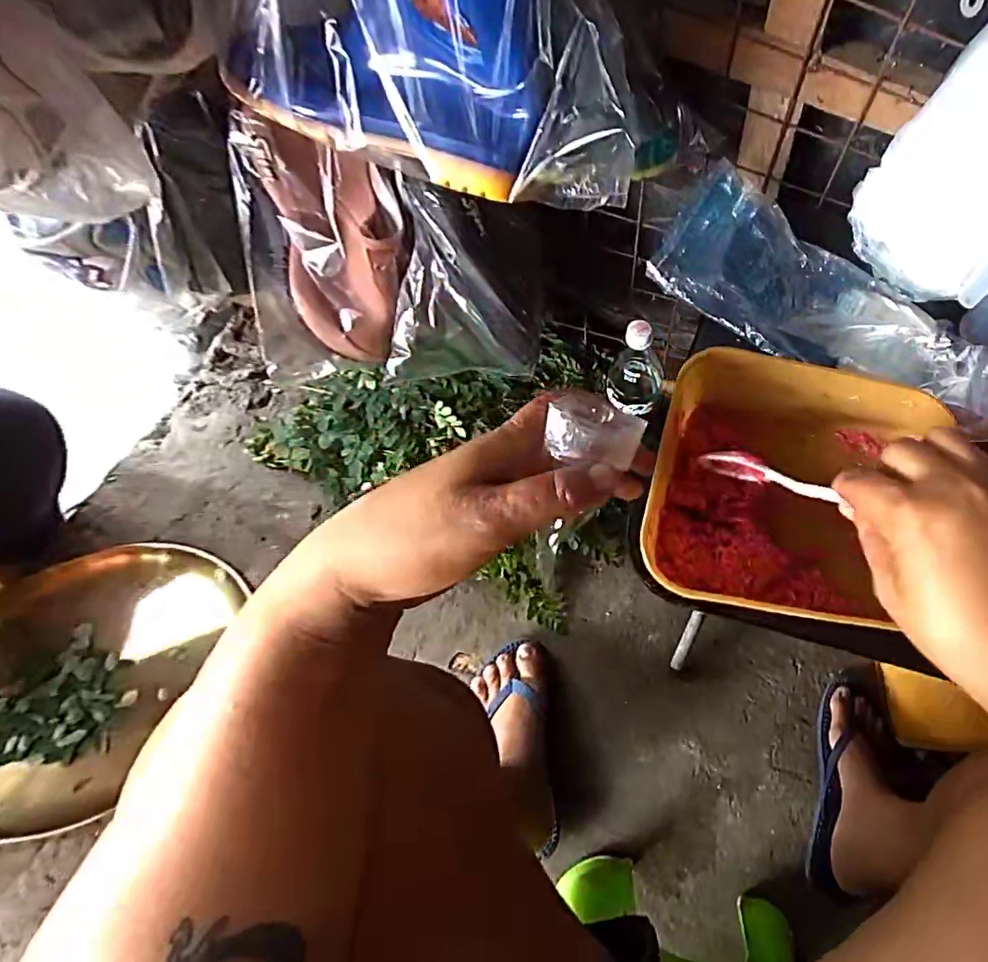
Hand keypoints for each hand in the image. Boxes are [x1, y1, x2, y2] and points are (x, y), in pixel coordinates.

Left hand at [276, 393, 651, 607]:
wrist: (344, 578)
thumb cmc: (413, 538)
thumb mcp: (488, 518)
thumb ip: (550, 496)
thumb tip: (611, 472)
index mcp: (503, 447)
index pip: (557, 408)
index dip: (596, 409)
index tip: (632, 432)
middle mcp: (503, 459)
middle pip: (566, 439)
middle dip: (608, 449)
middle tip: (643, 475)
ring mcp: (493, 486)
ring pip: (556, 467)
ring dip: (593, 474)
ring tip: (627, 494)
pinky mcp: (487, 512)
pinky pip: (542, 492)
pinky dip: (571, 495)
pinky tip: (583, 510)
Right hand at [834, 430, 987, 741]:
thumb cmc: (955, 636)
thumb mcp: (895, 597)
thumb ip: (873, 543)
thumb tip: (860, 511)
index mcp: (910, 512)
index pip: (862, 480)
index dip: (846, 488)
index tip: (845, 498)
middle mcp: (946, 482)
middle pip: (900, 449)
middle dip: (882, 470)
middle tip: (883, 502)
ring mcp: (984, 480)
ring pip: (939, 438)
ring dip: (921, 456)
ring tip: (920, 488)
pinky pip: (973, 453)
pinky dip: (954, 461)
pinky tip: (953, 492)